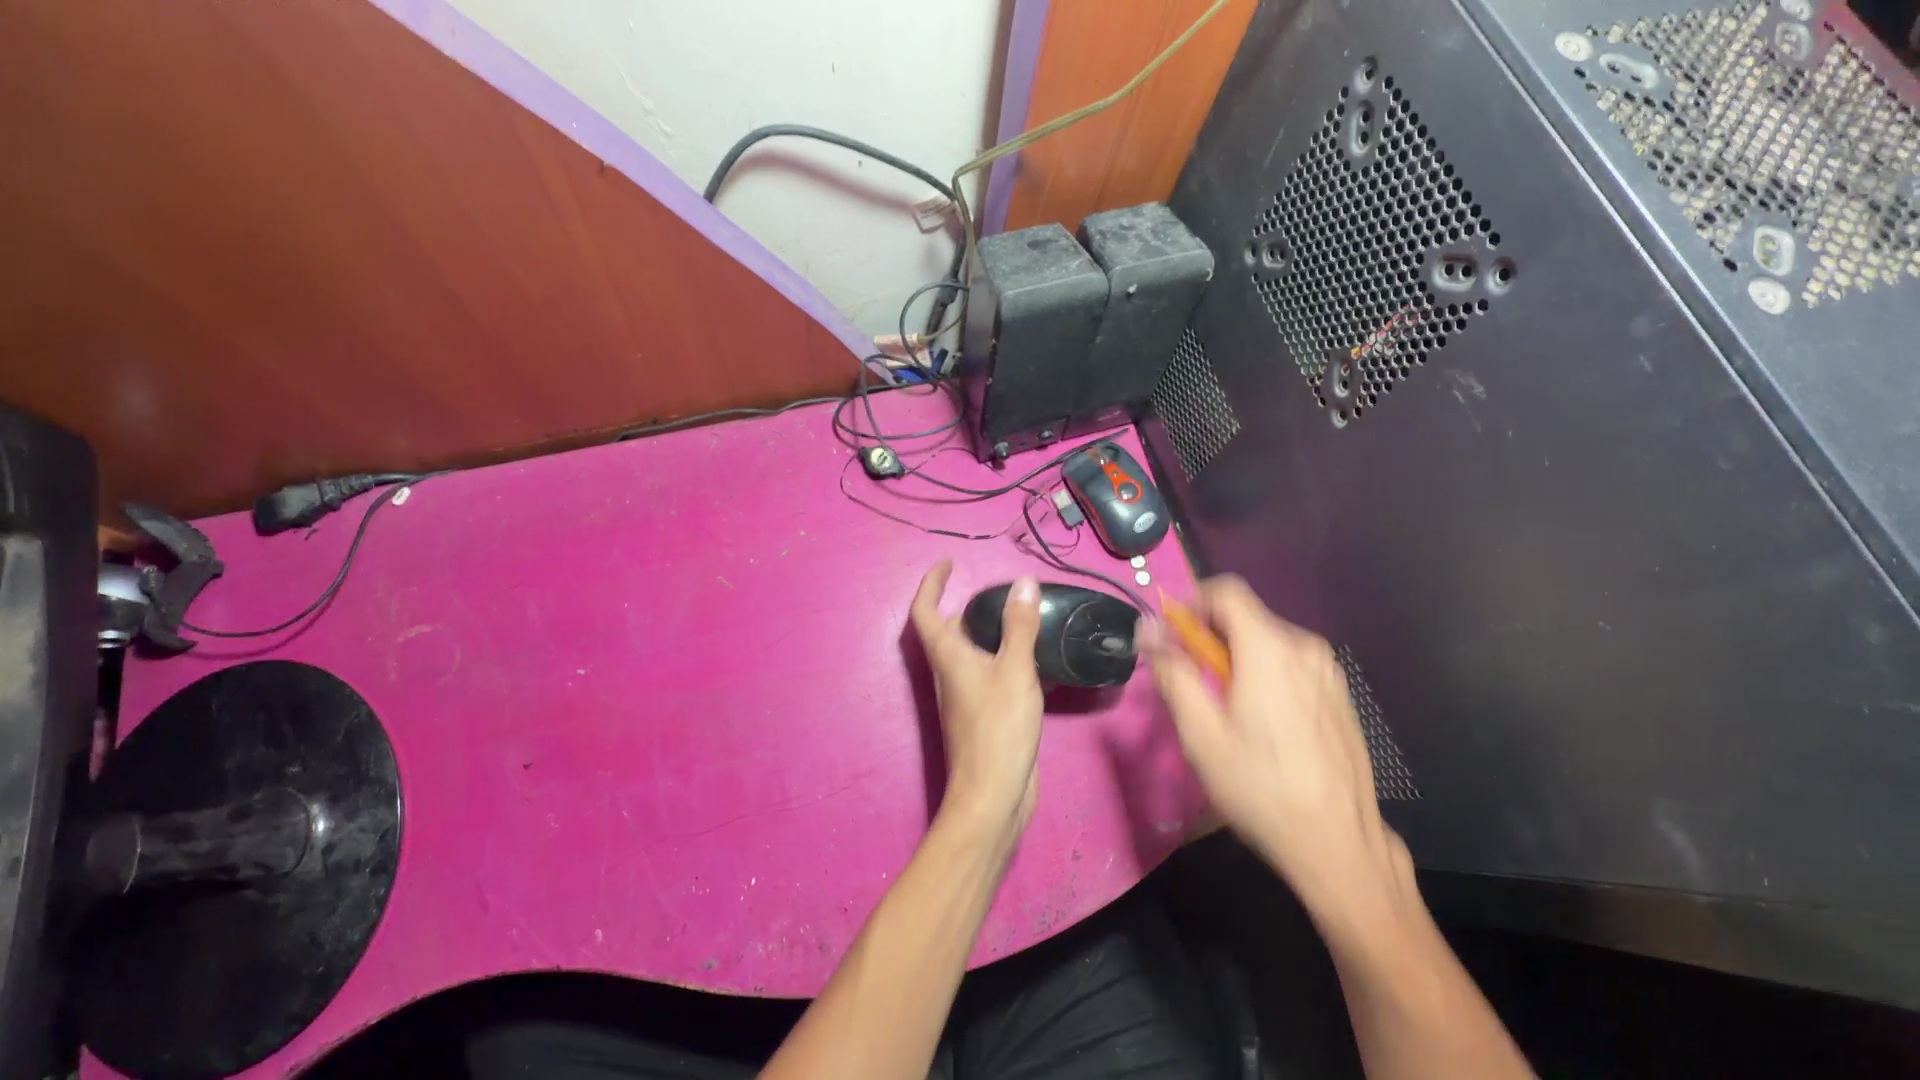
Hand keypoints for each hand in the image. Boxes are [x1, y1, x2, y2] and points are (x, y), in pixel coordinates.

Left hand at [909, 561, 1044, 838]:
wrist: (993, 795)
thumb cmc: (998, 729)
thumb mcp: (1015, 672)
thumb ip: (1020, 627)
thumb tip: (1023, 582)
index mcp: (948, 658)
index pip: (925, 612)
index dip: (931, 584)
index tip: (949, 564)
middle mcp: (951, 675)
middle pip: (950, 633)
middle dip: (970, 610)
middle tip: (1004, 595)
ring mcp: (967, 699)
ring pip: (974, 657)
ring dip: (993, 637)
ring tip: (1027, 622)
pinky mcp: (986, 718)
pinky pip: (994, 679)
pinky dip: (1012, 665)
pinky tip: (1044, 666)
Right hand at [1144, 576, 1407, 917]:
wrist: (1337, 841)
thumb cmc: (1259, 786)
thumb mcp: (1200, 734)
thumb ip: (1172, 673)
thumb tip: (1147, 630)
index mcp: (1269, 649)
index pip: (1226, 591)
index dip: (1191, 605)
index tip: (1171, 640)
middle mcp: (1305, 649)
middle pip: (1247, 619)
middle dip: (1210, 640)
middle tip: (1190, 685)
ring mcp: (1329, 673)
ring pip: (1269, 645)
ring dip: (1238, 661)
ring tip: (1223, 713)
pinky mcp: (1340, 698)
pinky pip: (1292, 668)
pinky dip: (1266, 678)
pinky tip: (1262, 728)